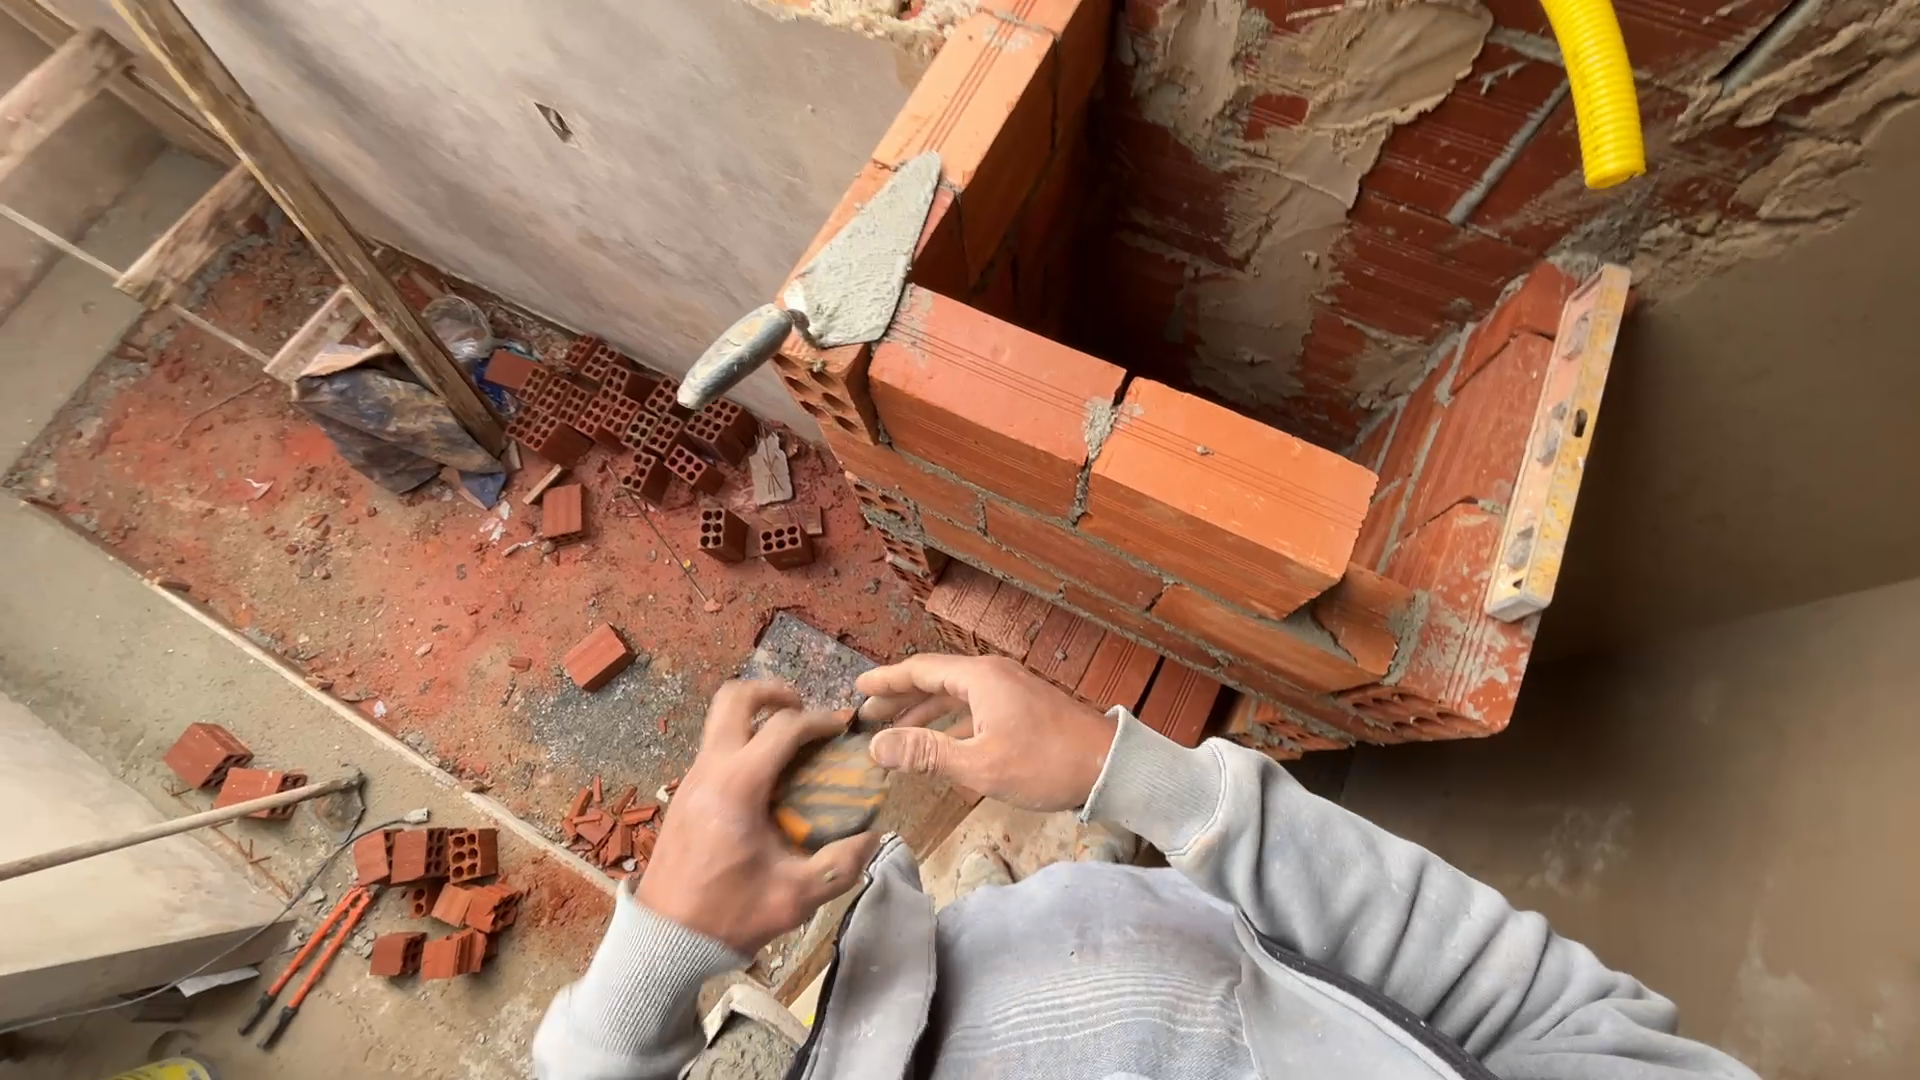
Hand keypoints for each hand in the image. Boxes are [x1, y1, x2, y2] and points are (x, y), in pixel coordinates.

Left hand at [637, 680, 878, 954]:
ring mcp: (692, 778)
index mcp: (739, 786)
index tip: (842, 729)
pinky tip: (767, 776)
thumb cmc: (727, 916)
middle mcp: (711, 769)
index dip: (820, 720)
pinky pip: (716, 744)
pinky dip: (744, 741)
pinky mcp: (685, 793)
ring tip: (789, 742)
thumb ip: (841, 865)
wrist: (661, 943)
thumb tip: (871, 836)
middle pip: (736, 697)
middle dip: (774, 692)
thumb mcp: (795, 897)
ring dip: (757, 716)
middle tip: (803, 711)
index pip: (784, 726)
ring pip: (720, 717)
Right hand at [857, 654, 1116, 811]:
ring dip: (925, 710)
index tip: (858, 688)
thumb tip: (877, 746)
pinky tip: (939, 741)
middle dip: (901, 696)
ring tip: (895, 728)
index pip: (920, 669)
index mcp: (979, 677)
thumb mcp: (979, 764)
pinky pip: (974, 706)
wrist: (1109, 765)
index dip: (886, 680)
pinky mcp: (1022, 706)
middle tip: (868, 712)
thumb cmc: (1043, 764)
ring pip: (955, 694)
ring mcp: (1009, 688)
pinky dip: (950, 721)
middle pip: (936, 678)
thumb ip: (926, 753)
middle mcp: (991, 674)